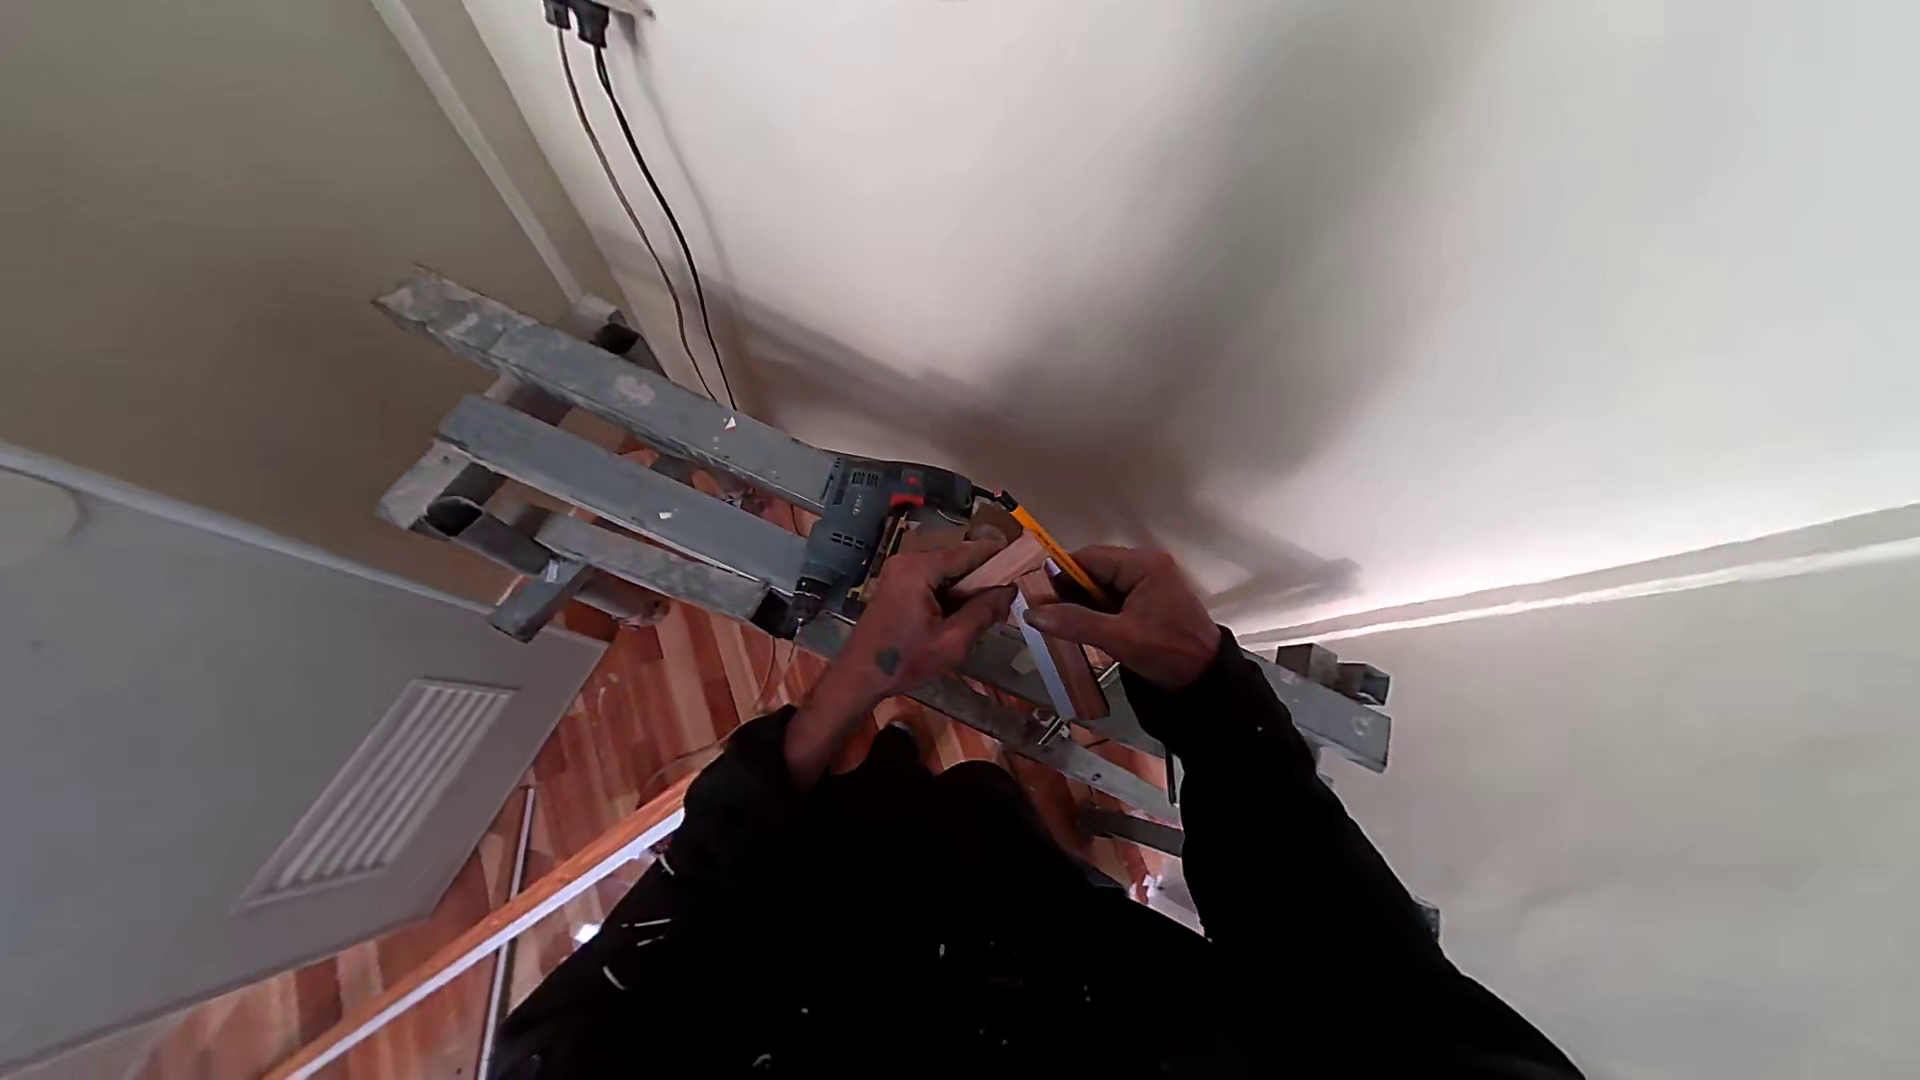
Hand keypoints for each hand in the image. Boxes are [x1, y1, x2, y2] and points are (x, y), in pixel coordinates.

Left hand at [785, 536, 1014, 785]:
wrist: (859, 676)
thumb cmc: (904, 661)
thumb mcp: (952, 642)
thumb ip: (983, 613)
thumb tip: (1009, 591)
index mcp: (918, 568)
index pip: (968, 551)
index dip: (997, 554)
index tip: (1022, 558)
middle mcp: (907, 559)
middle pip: (957, 557)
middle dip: (982, 574)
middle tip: (1007, 593)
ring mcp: (898, 569)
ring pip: (945, 568)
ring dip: (966, 584)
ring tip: (989, 604)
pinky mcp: (896, 581)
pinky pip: (932, 577)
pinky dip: (949, 589)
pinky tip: (963, 609)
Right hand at [1022, 546, 1221, 690]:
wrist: (1207, 682)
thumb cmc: (1169, 653)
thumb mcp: (1119, 638)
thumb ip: (1075, 622)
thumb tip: (1033, 613)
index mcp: (1143, 564)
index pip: (1088, 557)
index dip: (1059, 573)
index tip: (1036, 594)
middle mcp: (1145, 566)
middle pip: (1092, 570)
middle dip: (1068, 592)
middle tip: (1044, 613)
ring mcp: (1146, 584)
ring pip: (1098, 587)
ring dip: (1079, 604)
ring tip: (1058, 623)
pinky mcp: (1146, 602)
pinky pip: (1110, 599)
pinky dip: (1093, 612)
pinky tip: (1080, 627)